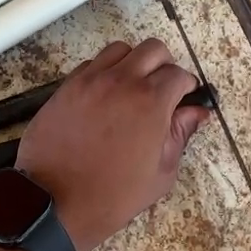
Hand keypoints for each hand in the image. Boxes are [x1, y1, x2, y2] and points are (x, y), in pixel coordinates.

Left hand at [15, 38, 214, 250]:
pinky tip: (106, 95)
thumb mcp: (160, 173)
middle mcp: (122, 81)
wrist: (54, 201)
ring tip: (133, 87)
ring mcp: (91, 80)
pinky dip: (105, 71)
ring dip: (133, 62)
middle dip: (165, 65)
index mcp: (150, 101)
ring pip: (121, 50)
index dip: (187, 86)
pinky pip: (92, 64)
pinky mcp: (67, 86)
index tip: (185, 98)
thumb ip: (181, 135)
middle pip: (153, 49)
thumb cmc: (112, 195)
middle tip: (163, 88)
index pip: (178, 74)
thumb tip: (197, 113)